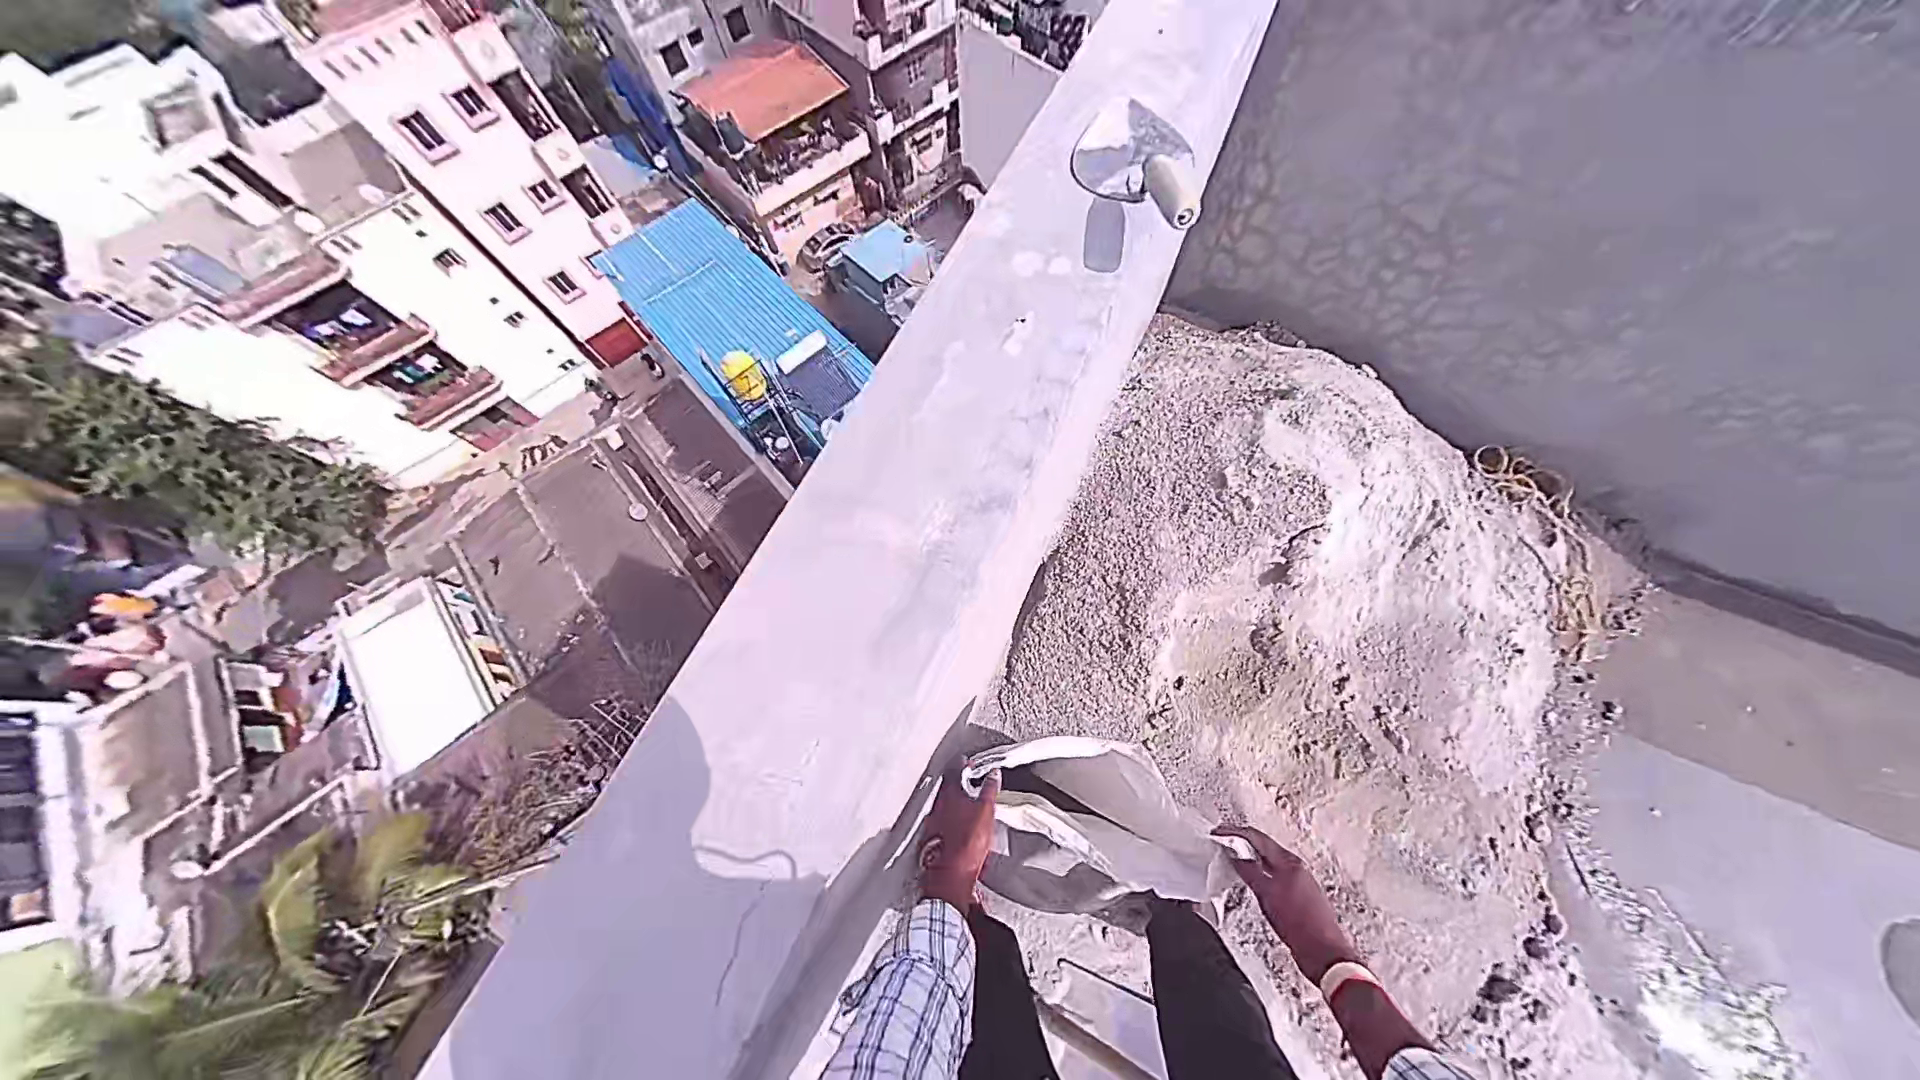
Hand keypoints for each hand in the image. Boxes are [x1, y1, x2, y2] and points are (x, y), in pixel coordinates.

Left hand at [919, 767, 999, 910]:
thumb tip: (993, 774)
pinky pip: (941, 821)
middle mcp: (937, 805)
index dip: (964, 764)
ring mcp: (933, 821)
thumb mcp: (985, 812)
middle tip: (968, 780)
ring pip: (943, 803)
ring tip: (966, 803)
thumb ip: (989, 790)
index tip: (970, 762)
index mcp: (950, 793)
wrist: (950, 875)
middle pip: (947, 786)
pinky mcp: (932, 838)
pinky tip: (957, 825)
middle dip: (958, 782)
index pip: (955, 769)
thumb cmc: (967, 842)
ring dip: (954, 800)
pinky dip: (949, 818)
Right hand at [1213, 824, 1360, 982]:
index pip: (1257, 837)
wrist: (1325, 956)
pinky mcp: (1301, 897)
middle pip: (1264, 846)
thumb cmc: (1300, 925)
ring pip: (1270, 861)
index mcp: (1289, 862)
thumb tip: (1234, 855)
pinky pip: (1275, 875)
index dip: (1235, 833)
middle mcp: (1297, 868)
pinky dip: (1260, 871)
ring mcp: (1300, 883)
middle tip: (1224, 842)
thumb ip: (1248, 871)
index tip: (1219, 833)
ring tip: (1234, 858)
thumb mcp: (1266, 894)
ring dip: (1251, 857)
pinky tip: (1253, 880)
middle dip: (1242, 842)